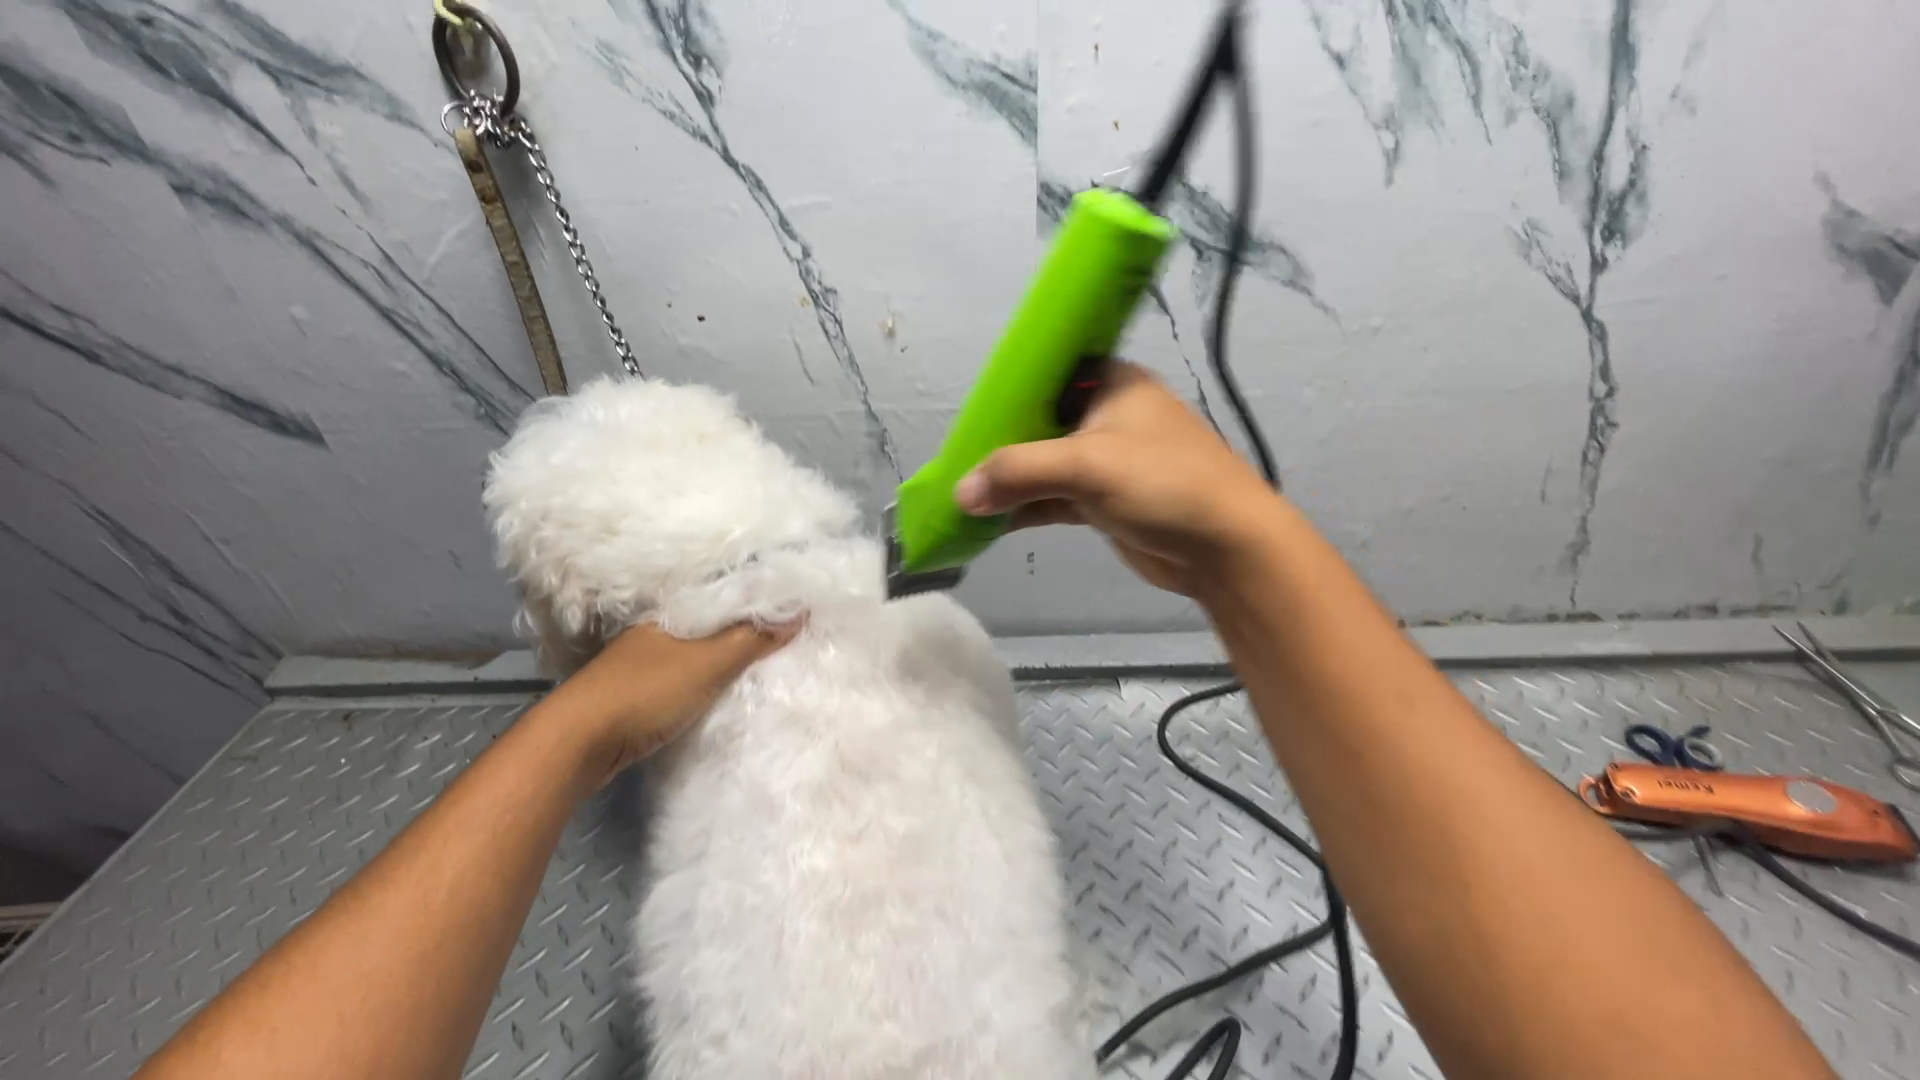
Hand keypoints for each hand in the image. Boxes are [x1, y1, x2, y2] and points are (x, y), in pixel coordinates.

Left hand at [547, 619, 800, 788]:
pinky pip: (684, 679)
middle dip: (742, 630)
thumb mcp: (708, 663)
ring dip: (723, 658)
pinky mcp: (636, 697)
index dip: (756, 602)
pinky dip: (705, 682)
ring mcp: (642, 666)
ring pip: (695, 654)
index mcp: (670, 614)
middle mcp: (655, 634)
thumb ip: (750, 638)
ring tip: (764, 663)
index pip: (722, 597)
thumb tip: (799, 611)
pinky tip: (723, 691)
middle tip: (787, 636)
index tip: (792, 608)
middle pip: (709, 626)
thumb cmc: (645, 693)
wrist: (578, 743)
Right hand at [953, 361, 1280, 597]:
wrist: (1226, 548)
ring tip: (960, 492)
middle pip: (1039, 421)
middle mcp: (1107, 416)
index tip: (969, 408)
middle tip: (954, 454)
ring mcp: (1105, 462)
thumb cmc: (1165, 483)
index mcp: (1112, 384)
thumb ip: (1020, 472)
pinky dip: (1024, 507)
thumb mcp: (1088, 465)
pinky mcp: (1103, 501)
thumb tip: (960, 493)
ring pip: (1044, 465)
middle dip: (999, 441)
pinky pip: (1052, 498)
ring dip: (1008, 481)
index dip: (1009, 387)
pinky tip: (986, 519)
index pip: (1049, 371)